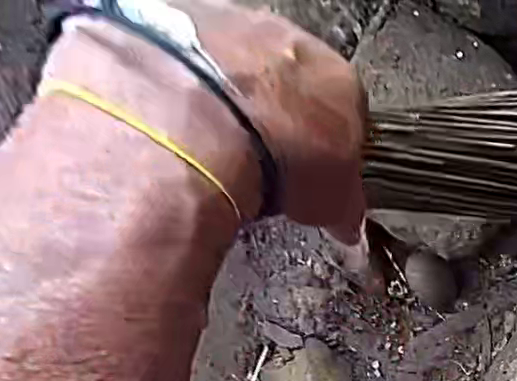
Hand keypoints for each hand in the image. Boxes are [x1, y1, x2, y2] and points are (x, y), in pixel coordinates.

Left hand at [44, 0, 367, 239]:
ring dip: (234, 91)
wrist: (200, 126)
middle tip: (269, 152)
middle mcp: (290, 38)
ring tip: (220, 137)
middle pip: (292, 76)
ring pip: (238, 59)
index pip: (348, 110)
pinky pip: (185, 50)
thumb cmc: (281, 158)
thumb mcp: (335, 204)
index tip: (320, 166)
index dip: (335, 142)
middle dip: (283, 110)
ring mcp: (228, 18)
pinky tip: (182, 116)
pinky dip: (187, 78)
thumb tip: (345, 223)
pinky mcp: (167, 13)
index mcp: (341, 79)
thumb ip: (345, 205)